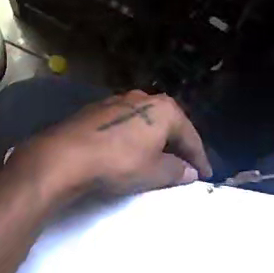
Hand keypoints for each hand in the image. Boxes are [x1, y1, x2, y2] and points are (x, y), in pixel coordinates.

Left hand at [9, 91, 213, 203]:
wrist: (67, 155)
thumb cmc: (119, 162)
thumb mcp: (154, 172)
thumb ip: (176, 170)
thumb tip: (189, 170)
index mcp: (164, 109)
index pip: (190, 135)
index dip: (199, 157)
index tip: (205, 174)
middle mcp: (144, 98)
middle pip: (169, 123)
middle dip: (177, 144)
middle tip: (185, 166)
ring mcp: (118, 101)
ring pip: (145, 122)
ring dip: (154, 140)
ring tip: (158, 160)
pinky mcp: (98, 110)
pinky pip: (126, 124)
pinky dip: (134, 138)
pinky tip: (130, 152)